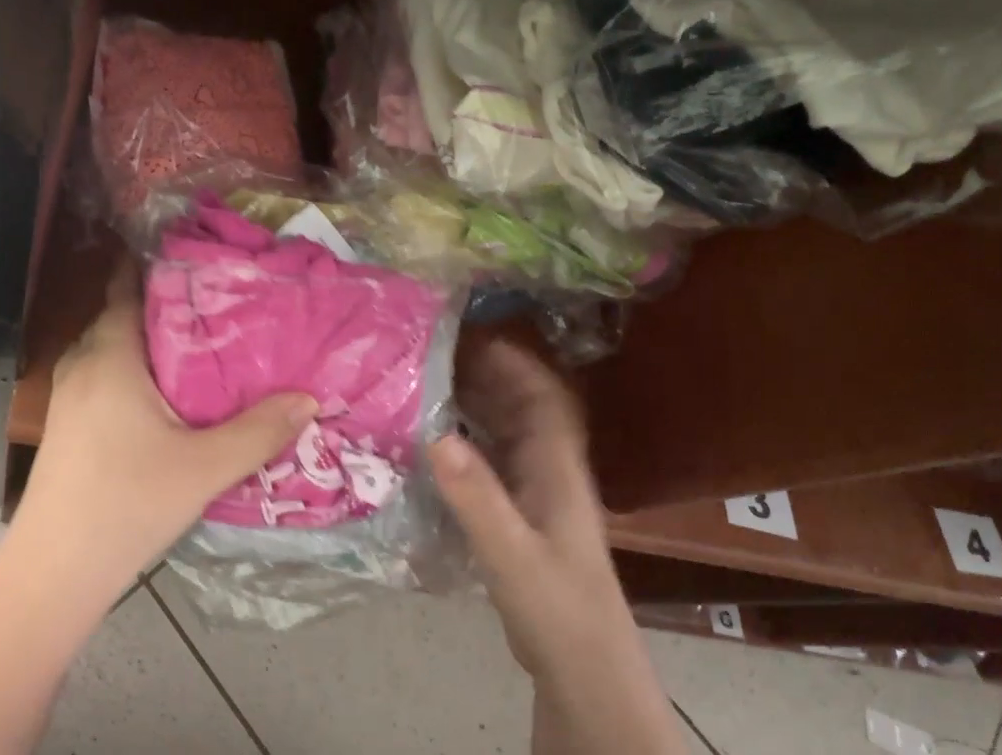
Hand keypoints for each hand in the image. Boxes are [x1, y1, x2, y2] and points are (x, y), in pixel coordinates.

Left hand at [10, 265, 318, 590]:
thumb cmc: (128, 503)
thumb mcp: (205, 467)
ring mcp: (67, 397)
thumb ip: (260, 431)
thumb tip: (309, 399)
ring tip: (202, 351)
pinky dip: (134, 376)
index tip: (200, 260)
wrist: (55, 569)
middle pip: (123, 319)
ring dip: (149, 347)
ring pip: (112, 353)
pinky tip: (166, 402)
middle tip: (219, 307)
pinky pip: (104, 380)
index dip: (160, 269)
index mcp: (110, 356)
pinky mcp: (65, 427)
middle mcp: (83, 365)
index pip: (129, 290)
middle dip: (166, 309)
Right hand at [427, 339, 639, 679]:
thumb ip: (475, 496)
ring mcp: (532, 494)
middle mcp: (547, 470)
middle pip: (519, 404)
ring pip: (502, 431)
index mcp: (556, 468)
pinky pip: (488, 460)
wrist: (582, 670)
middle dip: (481, 372)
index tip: (467, 332)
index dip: (512, 359)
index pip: (543, 395)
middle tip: (427, 350)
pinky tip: (426, 440)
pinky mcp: (516, 516)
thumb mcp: (511, 552)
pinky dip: (462, 441)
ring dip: (470, 403)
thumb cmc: (556, 607)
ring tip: (420, 382)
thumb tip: (435, 434)